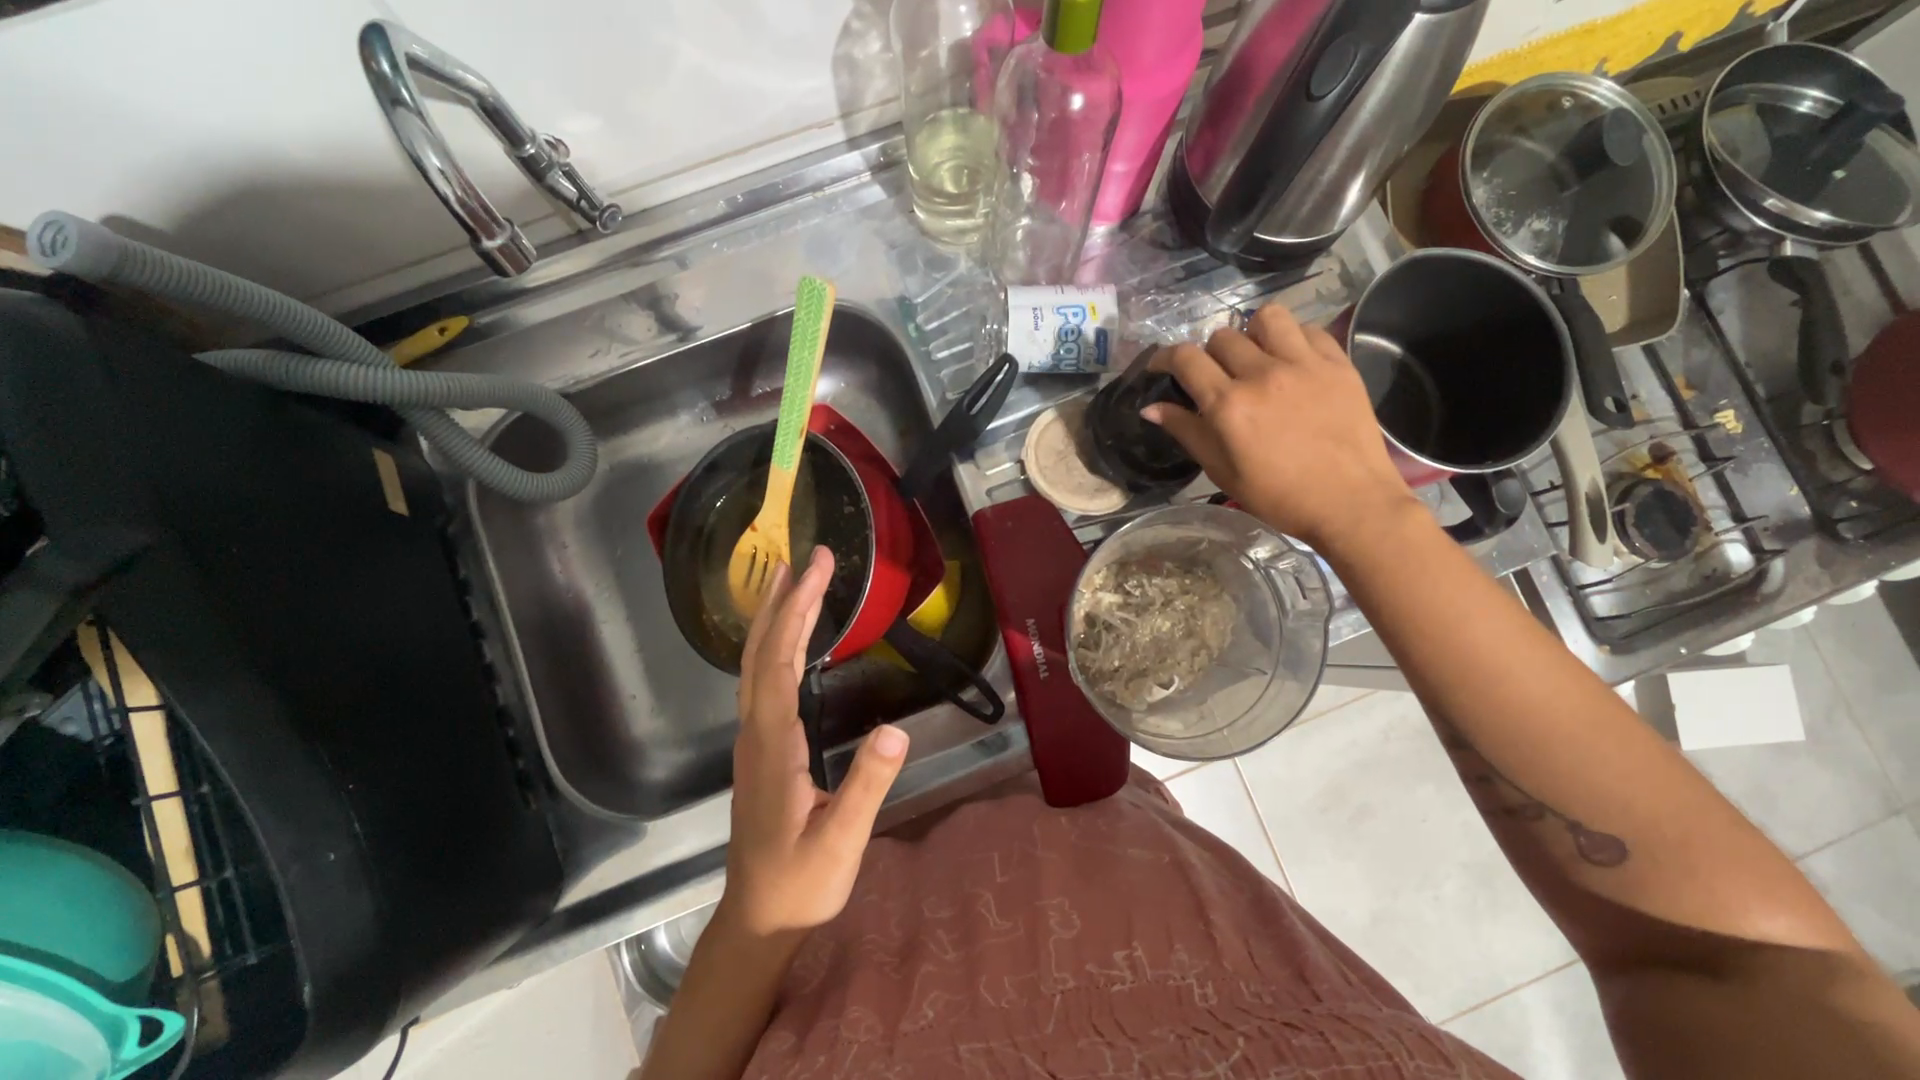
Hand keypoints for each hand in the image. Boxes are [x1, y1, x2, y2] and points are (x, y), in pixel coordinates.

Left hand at [724, 545, 909, 938]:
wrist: (759, 918)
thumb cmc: (801, 882)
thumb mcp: (842, 841)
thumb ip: (867, 786)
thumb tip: (898, 729)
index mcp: (773, 746)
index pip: (780, 662)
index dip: (798, 610)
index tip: (818, 568)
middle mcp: (755, 734)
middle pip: (761, 654)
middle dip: (784, 601)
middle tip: (809, 557)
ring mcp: (753, 743)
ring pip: (755, 667)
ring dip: (773, 620)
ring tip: (791, 580)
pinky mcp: (760, 752)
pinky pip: (762, 684)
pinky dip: (774, 649)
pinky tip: (789, 643)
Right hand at [1144, 304, 1416, 548]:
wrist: (1351, 503)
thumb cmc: (1279, 497)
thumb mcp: (1222, 471)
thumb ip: (1187, 432)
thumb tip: (1151, 408)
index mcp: (1229, 405)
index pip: (1186, 358)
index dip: (1166, 357)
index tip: (1164, 367)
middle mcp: (1263, 374)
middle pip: (1222, 336)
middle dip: (1211, 355)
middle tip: (1218, 378)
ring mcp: (1304, 364)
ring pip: (1266, 318)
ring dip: (1253, 333)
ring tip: (1257, 357)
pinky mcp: (1338, 364)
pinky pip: (1308, 329)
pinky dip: (1293, 339)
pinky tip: (1292, 363)